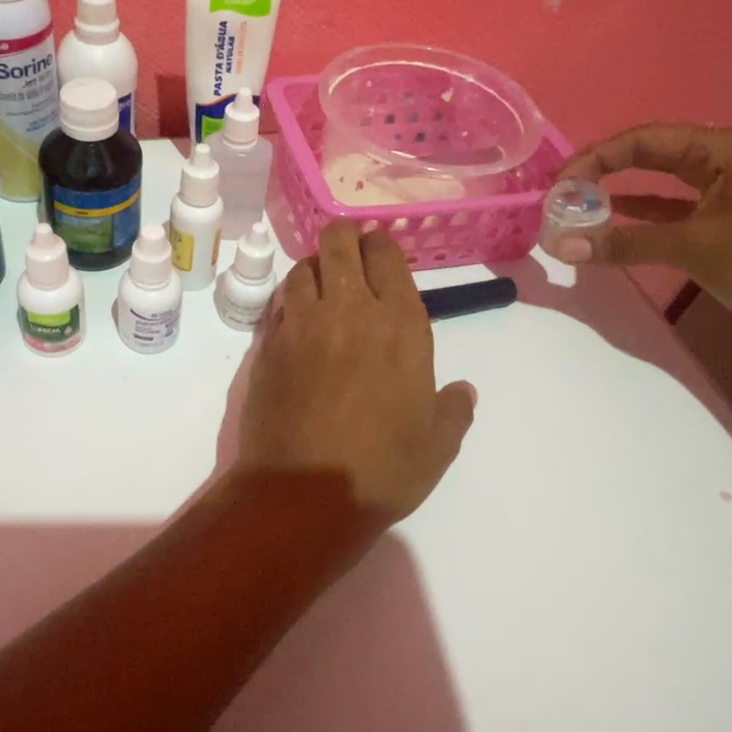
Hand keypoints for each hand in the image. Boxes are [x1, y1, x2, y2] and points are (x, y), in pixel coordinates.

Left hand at [237, 221, 477, 518]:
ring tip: (322, 281)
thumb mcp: (436, 446)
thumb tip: (462, 391)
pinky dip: (291, 299)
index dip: (381, 245)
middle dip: (344, 237)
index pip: (387, 257)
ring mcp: (303, 324)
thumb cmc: (381, 470)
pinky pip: (280, 303)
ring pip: (303, 267)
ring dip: (314, 266)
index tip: (379, 247)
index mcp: (400, 326)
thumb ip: (453, 410)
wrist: (304, 494)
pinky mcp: (269, 344)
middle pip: (338, 244)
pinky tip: (298, 317)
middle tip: (348, 248)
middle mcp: (349, 311)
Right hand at [552, 124, 731, 356]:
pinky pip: (674, 208)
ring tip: (577, 208)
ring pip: (661, 182)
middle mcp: (725, 159)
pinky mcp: (728, 219)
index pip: (643, 140)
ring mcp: (728, 189)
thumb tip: (561, 246)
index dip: (596, 157)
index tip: (557, 183)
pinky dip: (643, 215)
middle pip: (650, 155)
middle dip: (604, 172)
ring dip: (620, 194)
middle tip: (560, 193)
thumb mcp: (692, 247)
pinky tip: (612, 222)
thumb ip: (624, 242)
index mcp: (723, 148)